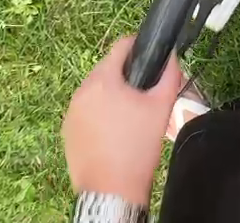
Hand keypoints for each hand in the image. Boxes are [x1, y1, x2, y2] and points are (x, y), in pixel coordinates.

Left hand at [62, 37, 183, 202]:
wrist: (112, 193)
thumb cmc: (137, 149)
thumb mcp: (161, 107)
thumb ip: (169, 75)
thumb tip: (171, 58)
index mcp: (103, 79)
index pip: (121, 46)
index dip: (139, 47)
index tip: (151, 58)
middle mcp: (82, 90)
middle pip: (108, 69)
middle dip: (126, 76)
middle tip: (143, 95)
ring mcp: (71, 112)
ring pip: (97, 91)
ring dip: (112, 95)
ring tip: (130, 116)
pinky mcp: (68, 132)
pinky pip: (86, 111)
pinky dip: (99, 114)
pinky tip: (114, 132)